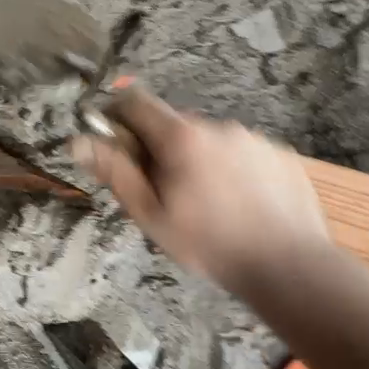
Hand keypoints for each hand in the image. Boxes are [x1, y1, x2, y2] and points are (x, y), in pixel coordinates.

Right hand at [72, 87, 331, 287]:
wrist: (291, 266)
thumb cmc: (208, 243)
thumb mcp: (148, 213)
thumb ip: (114, 171)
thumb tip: (77, 141)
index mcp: (181, 137)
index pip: (135, 102)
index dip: (116, 116)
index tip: (113, 144)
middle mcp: (218, 127)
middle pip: (172, 124)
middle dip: (158, 147)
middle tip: (160, 189)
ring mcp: (255, 140)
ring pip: (208, 139)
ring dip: (195, 158)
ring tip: (203, 201)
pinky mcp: (282, 156)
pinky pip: (241, 152)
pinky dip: (229, 168)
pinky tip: (236, 203)